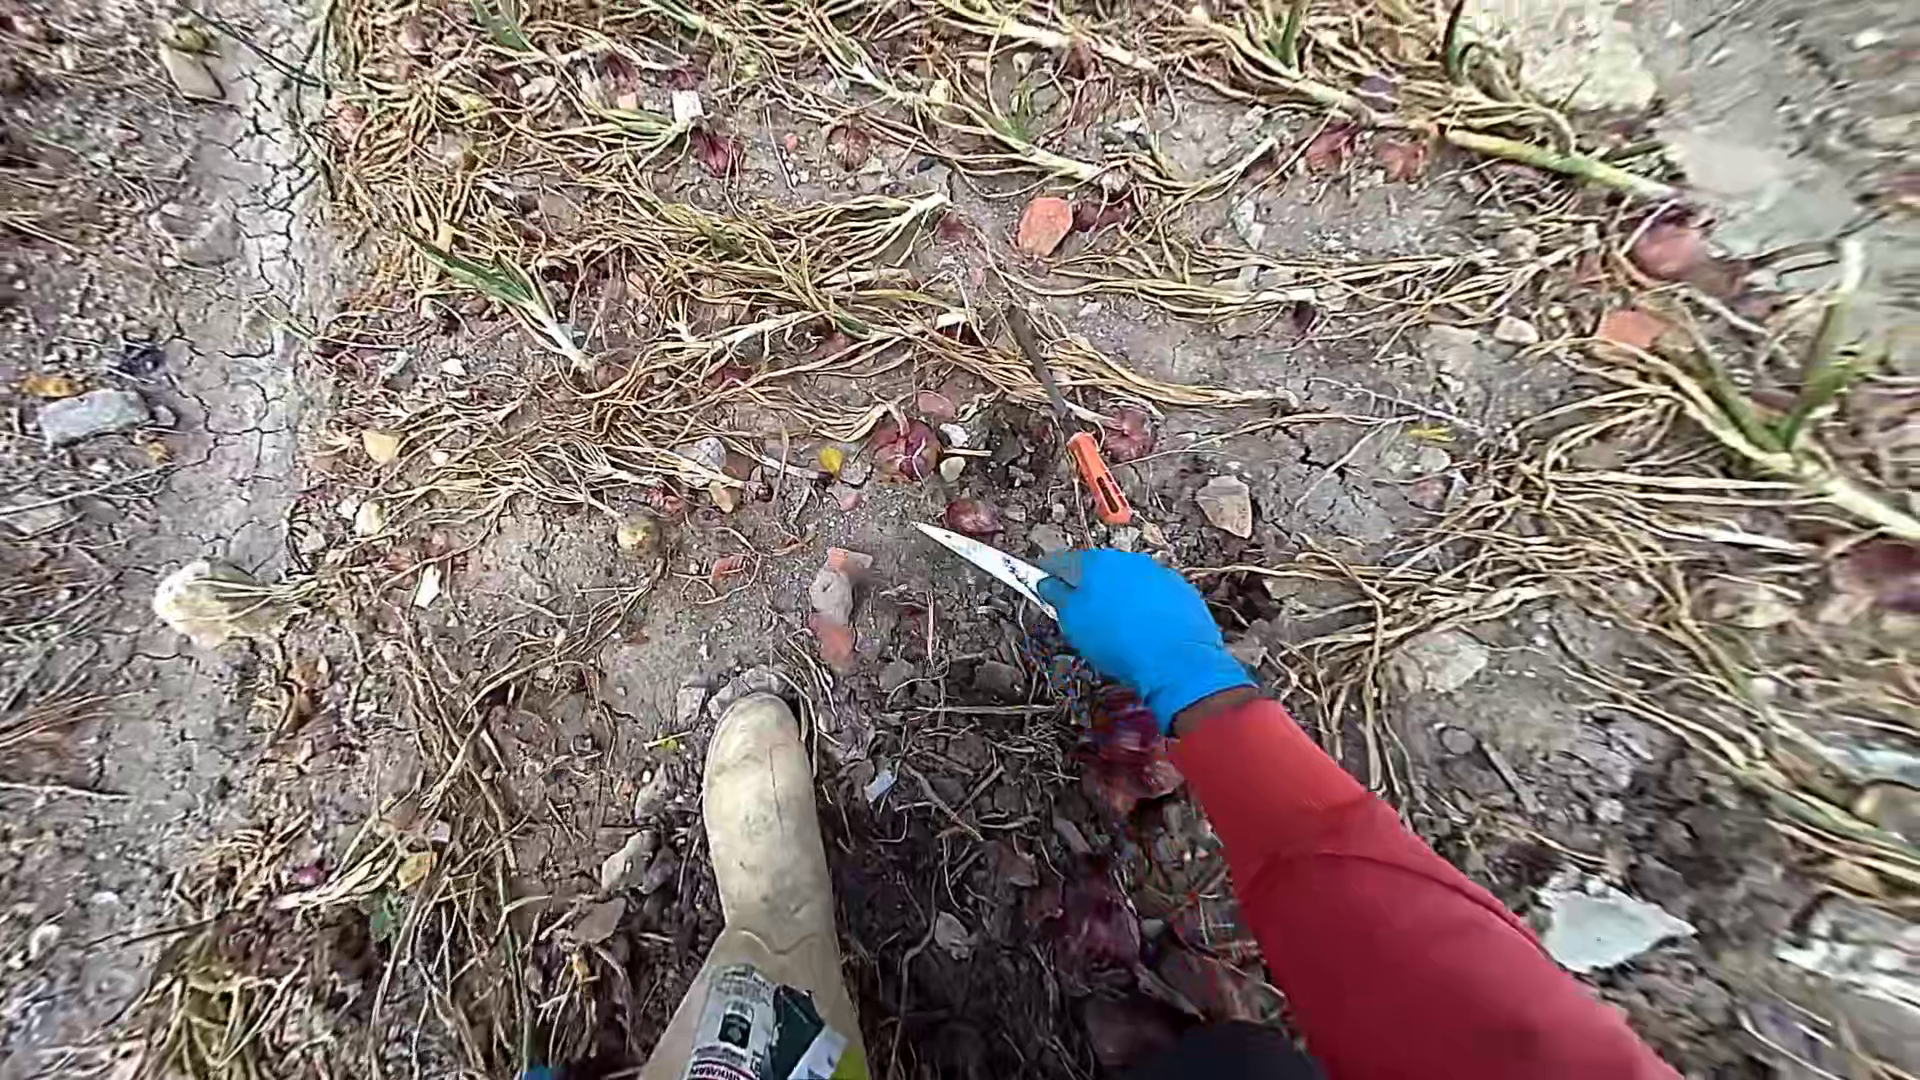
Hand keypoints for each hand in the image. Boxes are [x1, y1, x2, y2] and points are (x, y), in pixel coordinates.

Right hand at [1036, 549, 1251, 730]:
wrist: (1179, 663)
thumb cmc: (1119, 643)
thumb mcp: (1073, 624)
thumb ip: (1056, 597)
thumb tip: (1048, 584)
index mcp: (1094, 563)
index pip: (1059, 561)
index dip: (1045, 575)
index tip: (1041, 586)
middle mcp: (1125, 560)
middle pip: (1094, 569)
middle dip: (1083, 588)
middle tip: (1078, 615)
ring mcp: (1155, 572)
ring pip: (1124, 580)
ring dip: (1114, 596)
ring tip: (1114, 627)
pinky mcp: (1179, 589)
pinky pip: (1151, 593)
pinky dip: (1142, 606)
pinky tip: (1141, 630)